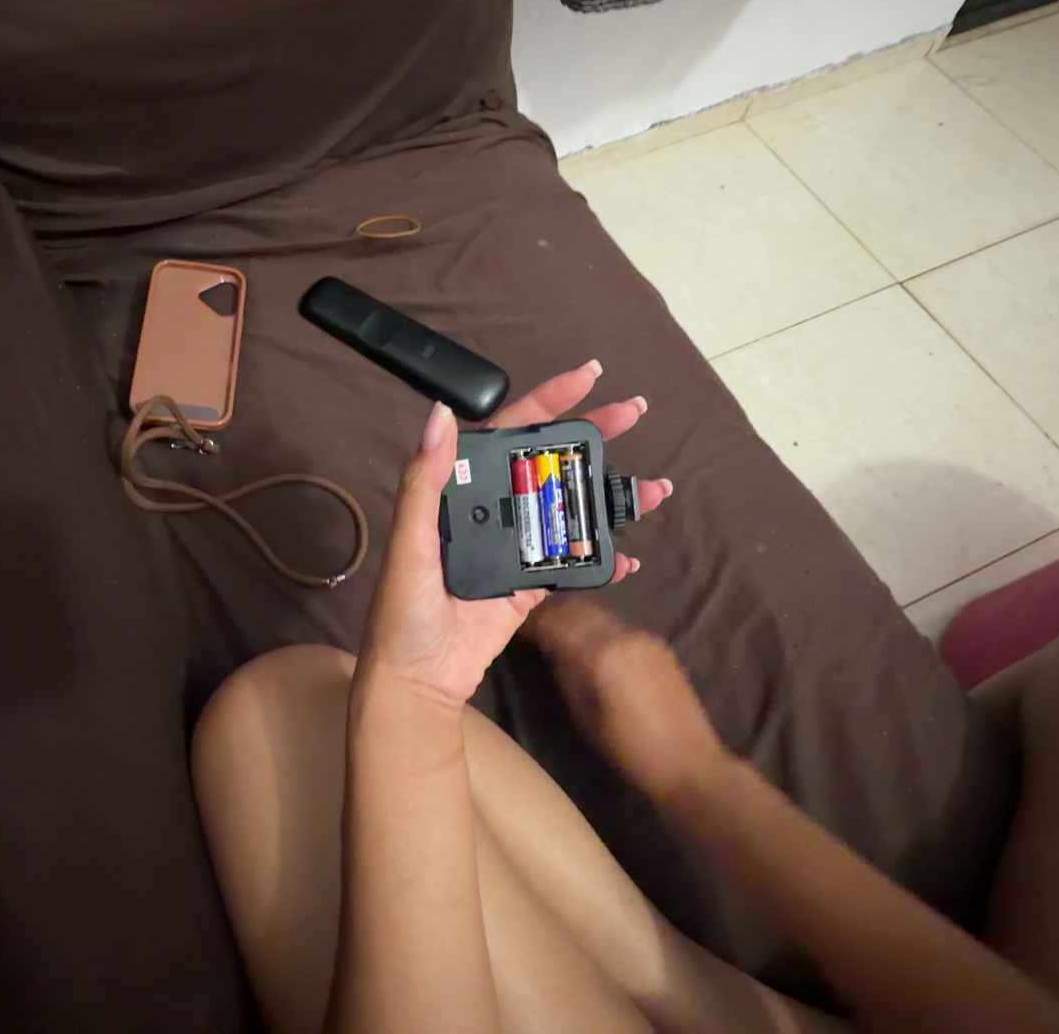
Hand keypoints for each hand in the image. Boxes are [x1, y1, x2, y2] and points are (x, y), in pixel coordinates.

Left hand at [357, 361, 674, 706]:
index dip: (546, 402)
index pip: (507, 434)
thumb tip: (441, 412)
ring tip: (654, 489)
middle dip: (592, 436)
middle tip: (636, 412)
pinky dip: (602, 558)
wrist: (417, 680)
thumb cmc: (404, 609)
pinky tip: (629, 555)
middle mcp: (491, 511)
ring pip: (569, 510)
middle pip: (548, 463)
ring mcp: (515, 548)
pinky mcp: (529, 586)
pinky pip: (572, 563)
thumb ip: (424, 481)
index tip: (589, 377)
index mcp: (460, 492)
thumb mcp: (410, 542)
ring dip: (610, 497)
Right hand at [525, 598, 726, 800]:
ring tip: (553, 628)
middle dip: (550, 611)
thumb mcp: (583, 713)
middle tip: (529, 621)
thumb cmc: (627, 748)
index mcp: (600, 653)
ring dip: (572, 615)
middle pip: (577, 607)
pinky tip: (586, 641)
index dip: (531, 620)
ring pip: (597, 612)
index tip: (513, 622)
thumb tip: (549, 647)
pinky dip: (594, 625)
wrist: (687, 762)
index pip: (555, 621)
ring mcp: (643, 635)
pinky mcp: (656, 644)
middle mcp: (622, 634)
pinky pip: (616, 624)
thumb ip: (565, 671)